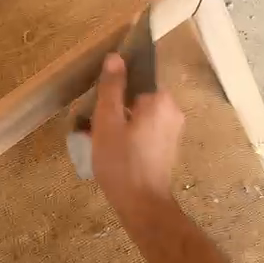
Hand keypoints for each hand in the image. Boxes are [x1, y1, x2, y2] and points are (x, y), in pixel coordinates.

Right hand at [91, 52, 184, 215]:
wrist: (142, 205)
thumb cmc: (122, 162)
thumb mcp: (108, 121)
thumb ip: (111, 88)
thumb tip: (115, 57)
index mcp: (160, 100)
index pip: (138, 75)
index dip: (116, 83)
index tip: (97, 96)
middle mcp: (172, 111)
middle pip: (138, 95)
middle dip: (114, 104)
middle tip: (91, 120)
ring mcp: (172, 130)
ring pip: (139, 113)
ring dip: (119, 120)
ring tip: (96, 135)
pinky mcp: (167, 146)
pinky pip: (144, 129)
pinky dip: (128, 132)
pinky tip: (110, 147)